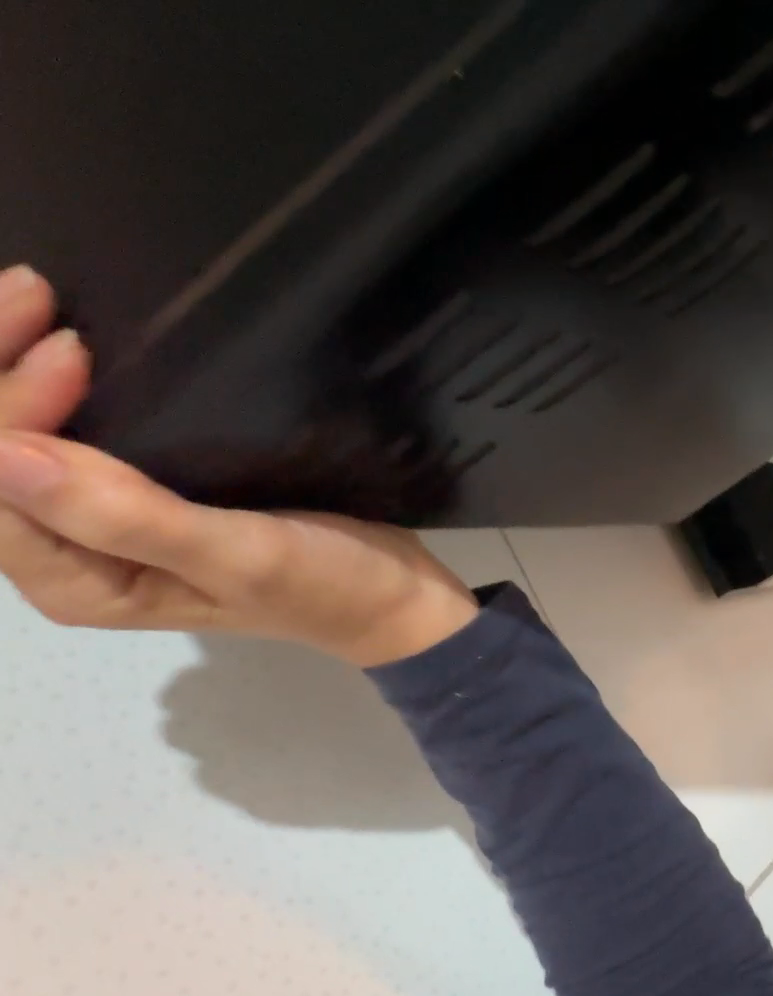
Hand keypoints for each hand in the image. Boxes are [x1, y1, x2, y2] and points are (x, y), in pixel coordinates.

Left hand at [0, 266, 479, 666]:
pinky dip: (57, 392)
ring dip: (15, 373)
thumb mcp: (245, 555)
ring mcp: (107, 526)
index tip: (74, 349)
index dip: (10, 409)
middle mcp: (72, 553)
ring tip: (39, 300)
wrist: (400, 596)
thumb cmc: (330, 582)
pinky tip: (74, 353)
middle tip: (33, 289)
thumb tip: (3, 453)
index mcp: (79, 581)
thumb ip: (132, 519)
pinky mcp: (148, 501)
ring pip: (20, 441)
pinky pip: (72, 442)